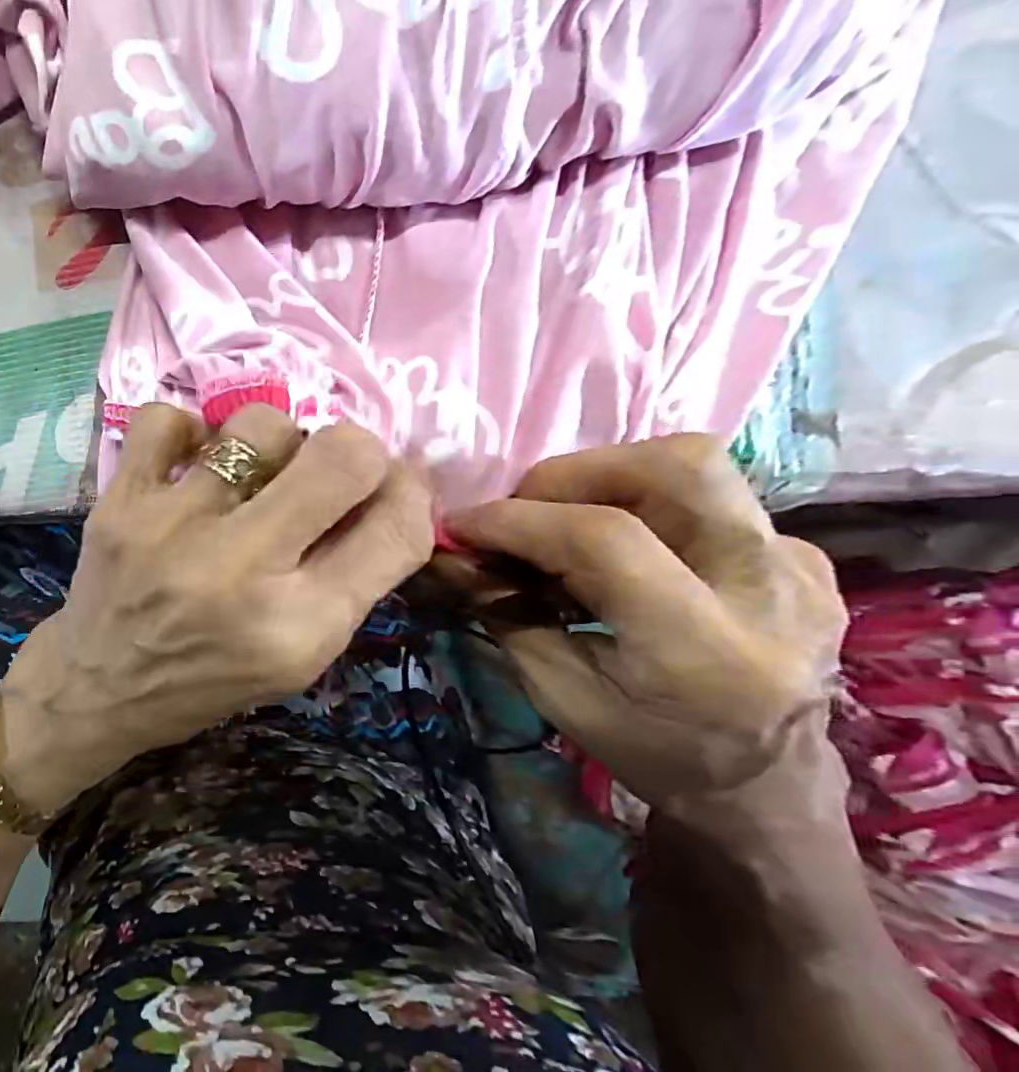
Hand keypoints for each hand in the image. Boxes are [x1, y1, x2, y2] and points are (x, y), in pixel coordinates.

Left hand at [0, 402, 432, 814]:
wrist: (99, 686)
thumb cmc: (207, 678)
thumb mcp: (299, 656)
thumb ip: (351, 576)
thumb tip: (390, 482)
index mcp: (299, 626)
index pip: (398, 528)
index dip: (410, 493)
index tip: (387, 488)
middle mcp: (240, 569)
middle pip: (344, 456)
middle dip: (356, 454)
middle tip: (325, 474)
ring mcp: (173, 527)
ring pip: (260, 425)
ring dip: (275, 442)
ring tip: (254, 473)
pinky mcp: (119, 504)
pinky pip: (165, 419)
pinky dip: (189, 431)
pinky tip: (191, 462)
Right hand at [442, 435, 849, 816]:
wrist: (763, 785)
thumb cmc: (648, 749)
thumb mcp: (555, 692)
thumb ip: (504, 613)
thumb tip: (451, 555)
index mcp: (702, 645)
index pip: (604, 539)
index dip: (517, 520)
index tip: (460, 527)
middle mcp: (767, 590)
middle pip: (676, 468)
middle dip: (574, 472)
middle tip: (522, 509)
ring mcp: (797, 566)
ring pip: (697, 467)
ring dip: (606, 479)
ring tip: (562, 520)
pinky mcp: (801, 556)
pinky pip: (709, 499)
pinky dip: (645, 507)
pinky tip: (624, 551)